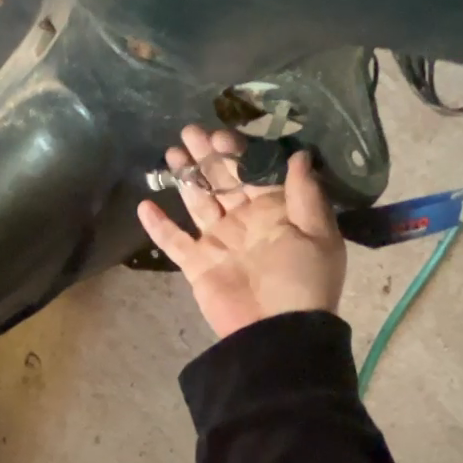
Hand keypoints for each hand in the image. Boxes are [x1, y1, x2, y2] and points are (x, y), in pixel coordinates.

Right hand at [137, 124, 344, 338]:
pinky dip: (159, 225)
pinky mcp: (197, 263)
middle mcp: (244, 220)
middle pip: (222, 181)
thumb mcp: (317, 234)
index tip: (220, 136)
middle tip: (188, 132)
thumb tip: (298, 154)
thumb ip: (304, 193)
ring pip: (197, 202)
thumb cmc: (302, 280)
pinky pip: (174, 241)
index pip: (254, 172)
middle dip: (207, 156)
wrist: (277, 330)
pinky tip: (145, 204)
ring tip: (170, 155)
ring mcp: (218, 241)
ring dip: (185, 179)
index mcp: (276, 210)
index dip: (238, 152)